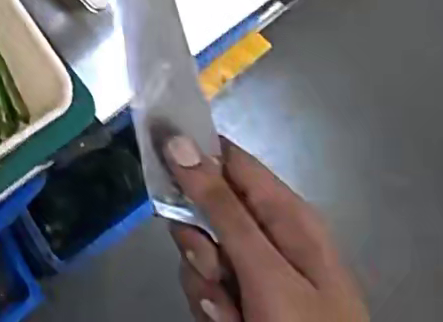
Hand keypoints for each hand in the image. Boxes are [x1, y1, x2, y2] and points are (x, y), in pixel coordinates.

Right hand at [163, 135, 367, 321]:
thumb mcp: (266, 274)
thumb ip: (220, 207)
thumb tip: (177, 139)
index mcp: (288, 217)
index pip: (228, 158)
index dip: (190, 152)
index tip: (154, 158)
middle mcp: (273, 238)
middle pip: (206, 207)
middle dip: (196, 239)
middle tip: (210, 268)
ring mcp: (260, 275)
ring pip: (200, 249)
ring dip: (202, 281)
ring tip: (227, 315)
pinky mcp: (248, 306)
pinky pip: (207, 285)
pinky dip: (210, 307)